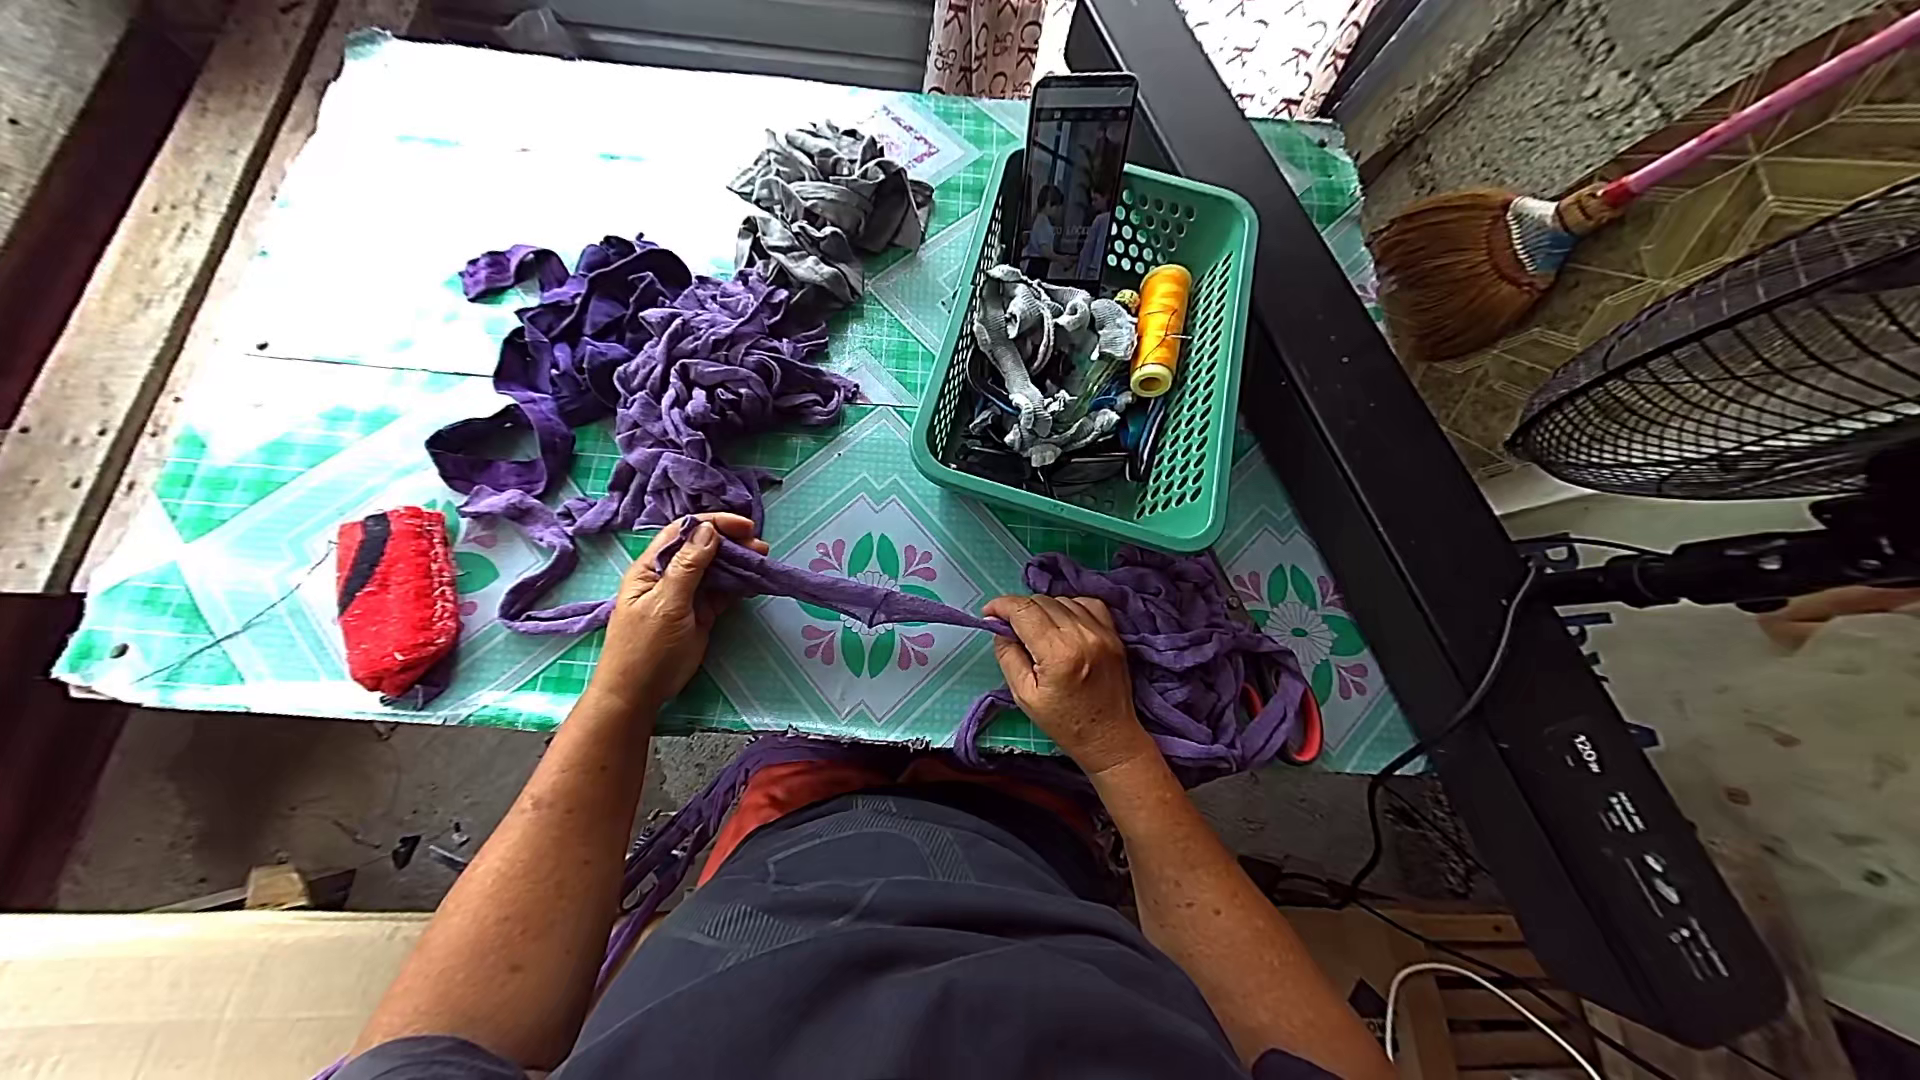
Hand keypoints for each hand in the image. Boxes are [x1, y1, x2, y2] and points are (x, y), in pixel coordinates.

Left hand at [589, 513, 768, 710]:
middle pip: (704, 547)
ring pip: (717, 568)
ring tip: (763, 560)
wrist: (638, 694)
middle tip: (760, 547)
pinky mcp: (701, 612)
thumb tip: (707, 529)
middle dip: (732, 542)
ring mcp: (687, 594)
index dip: (714, 523)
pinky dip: (740, 584)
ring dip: (740, 562)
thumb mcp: (666, 604)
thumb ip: (687, 566)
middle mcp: (670, 575)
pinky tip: (755, 582)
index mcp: (652, 567)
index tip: (745, 526)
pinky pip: (723, 591)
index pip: (684, 531)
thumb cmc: (644, 649)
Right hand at [983, 594, 1156, 775]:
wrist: (1109, 737)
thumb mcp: (1023, 695)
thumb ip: (1008, 655)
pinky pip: (1087, 603)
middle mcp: (1082, 635)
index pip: (1023, 610)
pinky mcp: (1114, 633)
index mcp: (1058, 653)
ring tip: (1037, 630)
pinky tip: (1063, 623)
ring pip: (1062, 600)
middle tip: (1010, 628)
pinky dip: (1069, 607)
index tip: (989, 613)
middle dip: (1019, 609)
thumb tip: (1000, 627)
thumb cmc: (1064, 722)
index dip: (1001, 606)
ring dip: (1043, 608)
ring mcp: (1102, 632)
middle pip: (1041, 601)